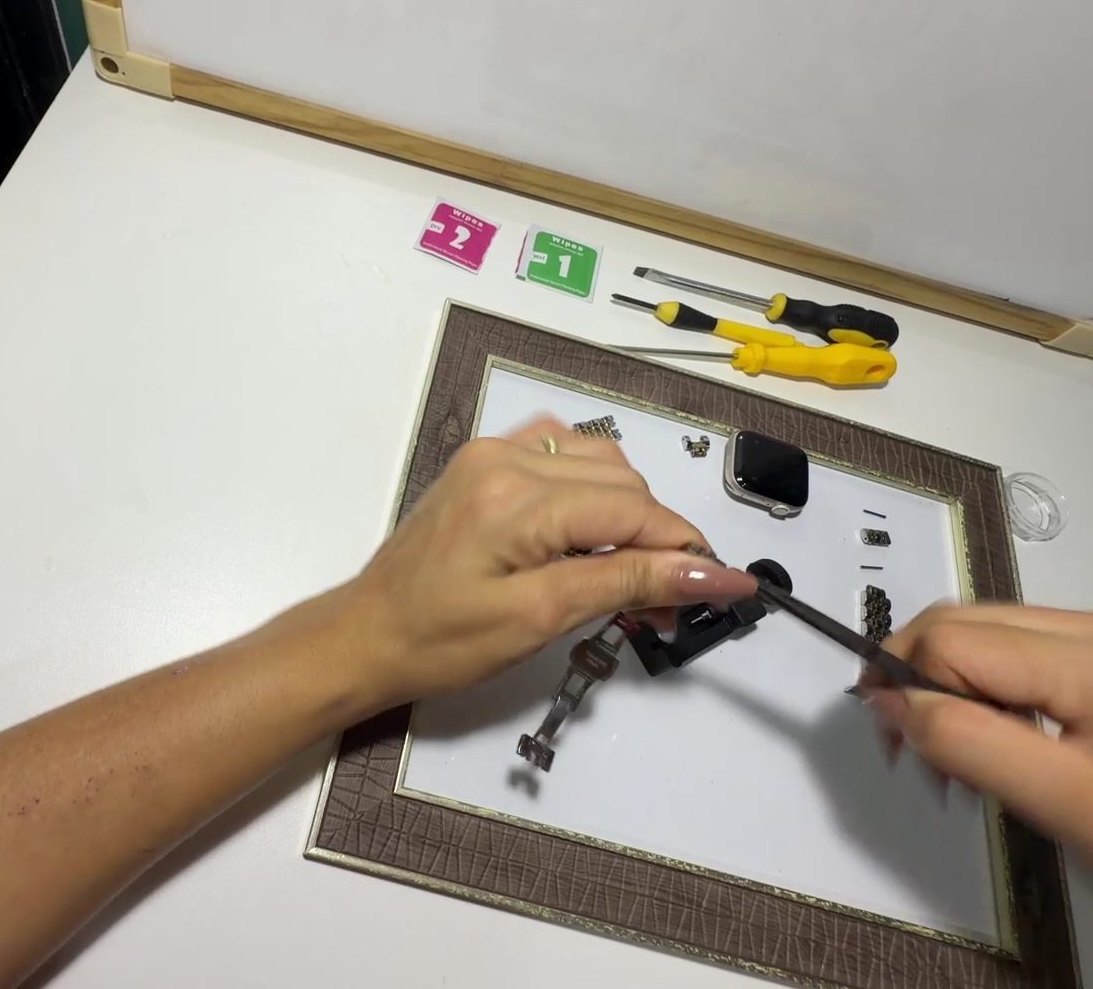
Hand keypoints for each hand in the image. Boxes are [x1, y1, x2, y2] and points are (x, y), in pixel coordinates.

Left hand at [328, 418, 751, 708]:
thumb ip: (626, 582)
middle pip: (619, 481)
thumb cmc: (441, 641)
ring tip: (627, 572)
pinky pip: (559, 452)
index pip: (630, 508)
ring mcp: (489, 454)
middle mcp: (503, 457)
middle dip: (656, 538)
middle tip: (661, 603)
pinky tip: (587, 526)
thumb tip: (711, 574)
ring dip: (626, 511)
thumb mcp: (538, 618)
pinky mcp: (482, 463)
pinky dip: (589, 485)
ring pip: (596, 461)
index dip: (683, 548)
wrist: (370, 632)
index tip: (722, 590)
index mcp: (514, 497)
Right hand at [862, 606, 1092, 987]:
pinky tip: (1005, 729)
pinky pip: (1029, 645)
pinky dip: (995, 683)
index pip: (963, 641)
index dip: (908, 682)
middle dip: (923, 679)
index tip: (895, 741)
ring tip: (960, 747)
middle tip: (910, 745)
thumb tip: (889, 702)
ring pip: (994, 631)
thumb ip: (970, 746)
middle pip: (973, 623)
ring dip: (955, 683)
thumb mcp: (1080, 817)